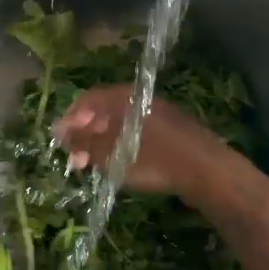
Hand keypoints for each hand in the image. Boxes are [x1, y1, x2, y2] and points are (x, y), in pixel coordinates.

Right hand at [53, 86, 233, 196]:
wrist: (208, 172)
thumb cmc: (155, 159)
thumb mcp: (112, 153)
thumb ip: (83, 142)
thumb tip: (59, 132)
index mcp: (124, 97)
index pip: (87, 100)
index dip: (71, 121)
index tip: (62, 144)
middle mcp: (139, 100)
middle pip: (104, 112)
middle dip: (86, 135)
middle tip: (77, 159)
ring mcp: (158, 115)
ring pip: (121, 125)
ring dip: (104, 143)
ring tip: (95, 166)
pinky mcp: (171, 133)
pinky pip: (138, 134)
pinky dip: (124, 146)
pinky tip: (121, 166)